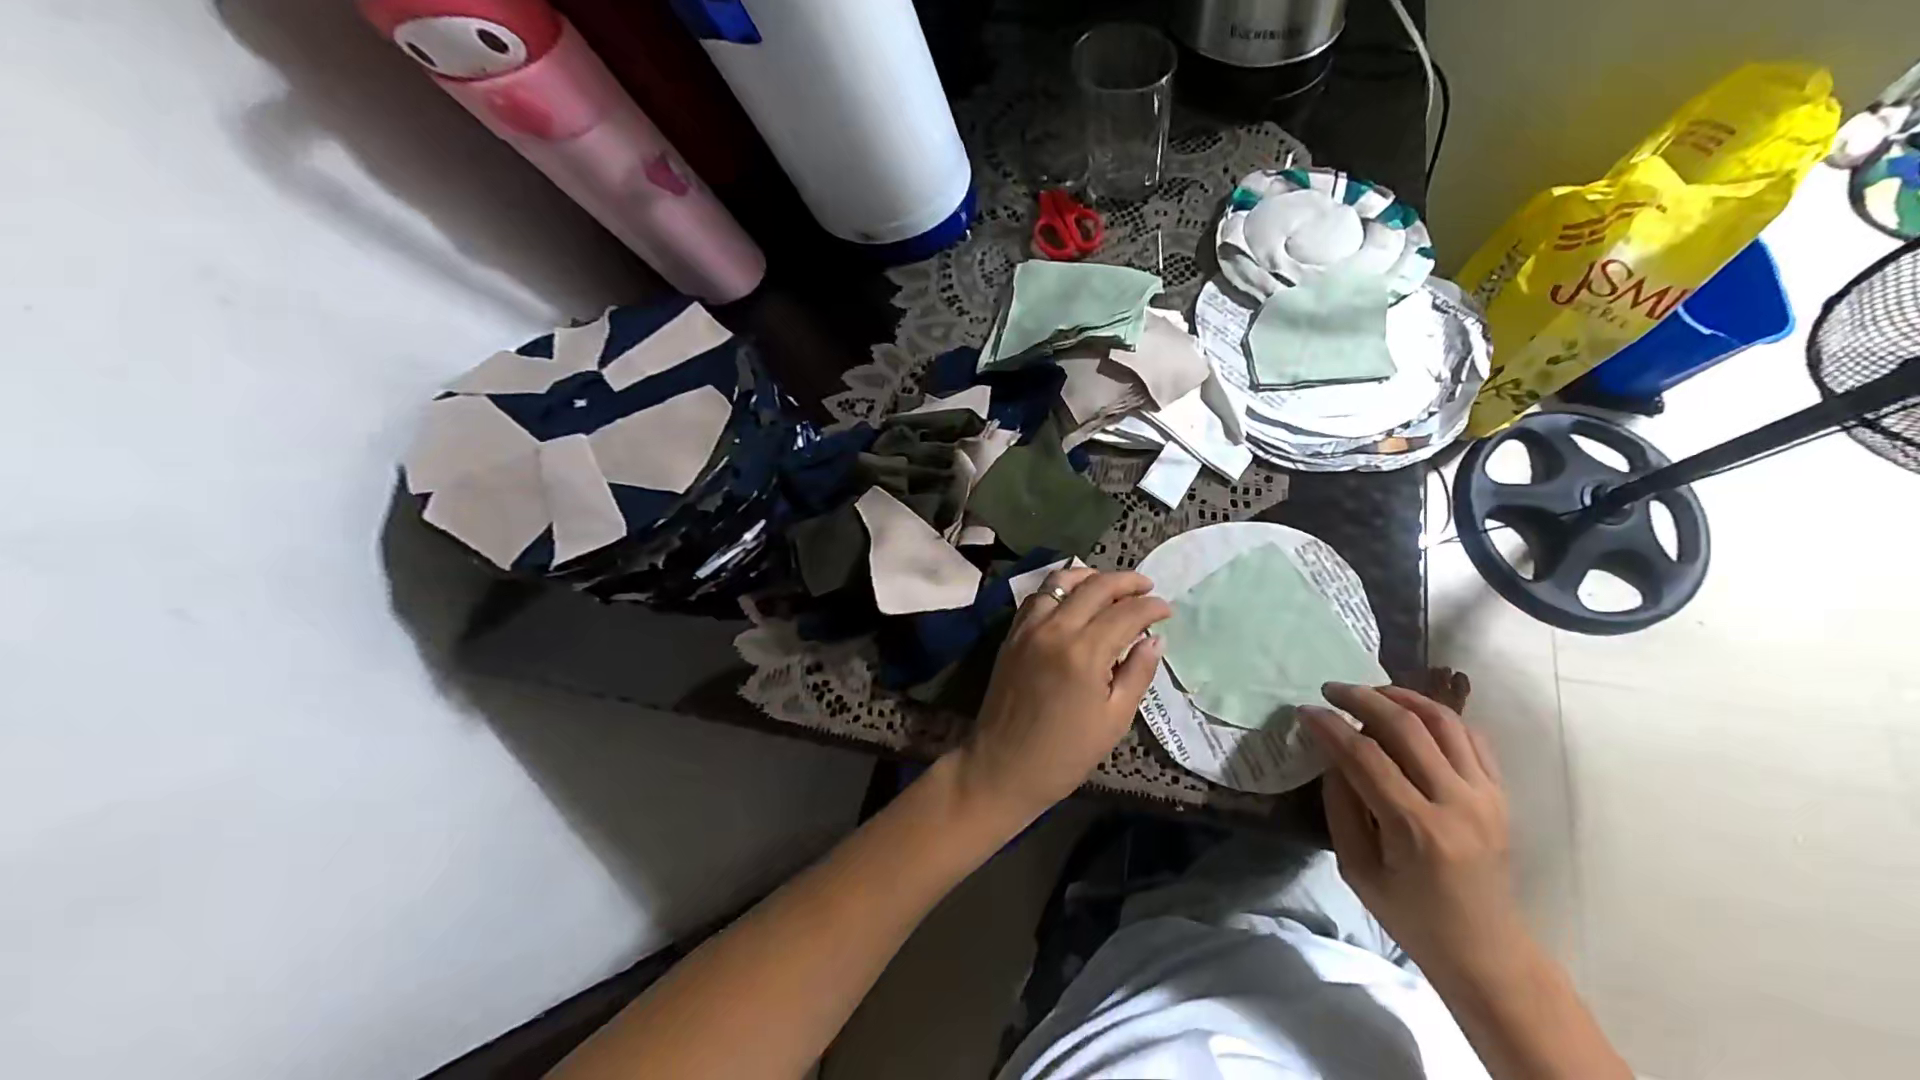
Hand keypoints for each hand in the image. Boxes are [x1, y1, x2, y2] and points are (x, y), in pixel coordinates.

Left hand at [948, 568, 1169, 825]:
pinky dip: (1059, 589)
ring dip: (1089, 577)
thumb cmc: (1066, 753)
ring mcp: (1028, 629)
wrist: (1003, 767)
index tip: (1167, 609)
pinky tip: (1072, 599)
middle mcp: (1055, 630)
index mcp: (1084, 652)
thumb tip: (1154, 639)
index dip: (1151, 607)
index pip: (1126, 613)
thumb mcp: (1114, 720)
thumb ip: (1137, 673)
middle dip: (1125, 582)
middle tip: (1146, 587)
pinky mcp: (1011, 635)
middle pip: (1095, 587)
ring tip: (1110, 586)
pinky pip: (1037, 597)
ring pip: (1060, 582)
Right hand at [1300, 683, 1523, 981]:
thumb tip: (1331, 755)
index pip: (1365, 756)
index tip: (1305, 710)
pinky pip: (1471, 737)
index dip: (1330, 727)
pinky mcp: (1500, 794)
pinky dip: (1438, 716)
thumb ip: (1341, 806)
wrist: (1487, 950)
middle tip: (1332, 690)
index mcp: (1416, 829)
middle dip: (1362, 698)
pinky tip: (1411, 714)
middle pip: (1407, 727)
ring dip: (1403, 697)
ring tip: (1371, 692)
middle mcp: (1457, 803)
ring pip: (1444, 721)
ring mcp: (1486, 796)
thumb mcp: (1357, 868)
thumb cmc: (1411, 915)